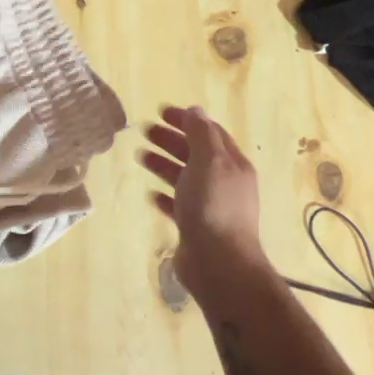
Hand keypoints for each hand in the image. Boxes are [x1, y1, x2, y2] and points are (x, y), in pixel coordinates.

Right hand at [140, 105, 268, 302]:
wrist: (218, 263)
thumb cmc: (213, 206)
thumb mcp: (209, 161)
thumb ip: (201, 134)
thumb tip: (195, 110)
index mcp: (232, 165)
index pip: (211, 134)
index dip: (188, 120)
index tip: (161, 112)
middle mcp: (224, 184)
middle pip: (196, 154)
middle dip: (171, 140)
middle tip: (144, 131)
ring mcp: (210, 206)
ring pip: (185, 177)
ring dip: (164, 164)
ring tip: (140, 157)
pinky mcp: (196, 227)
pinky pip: (178, 205)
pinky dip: (165, 195)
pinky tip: (151, 193)